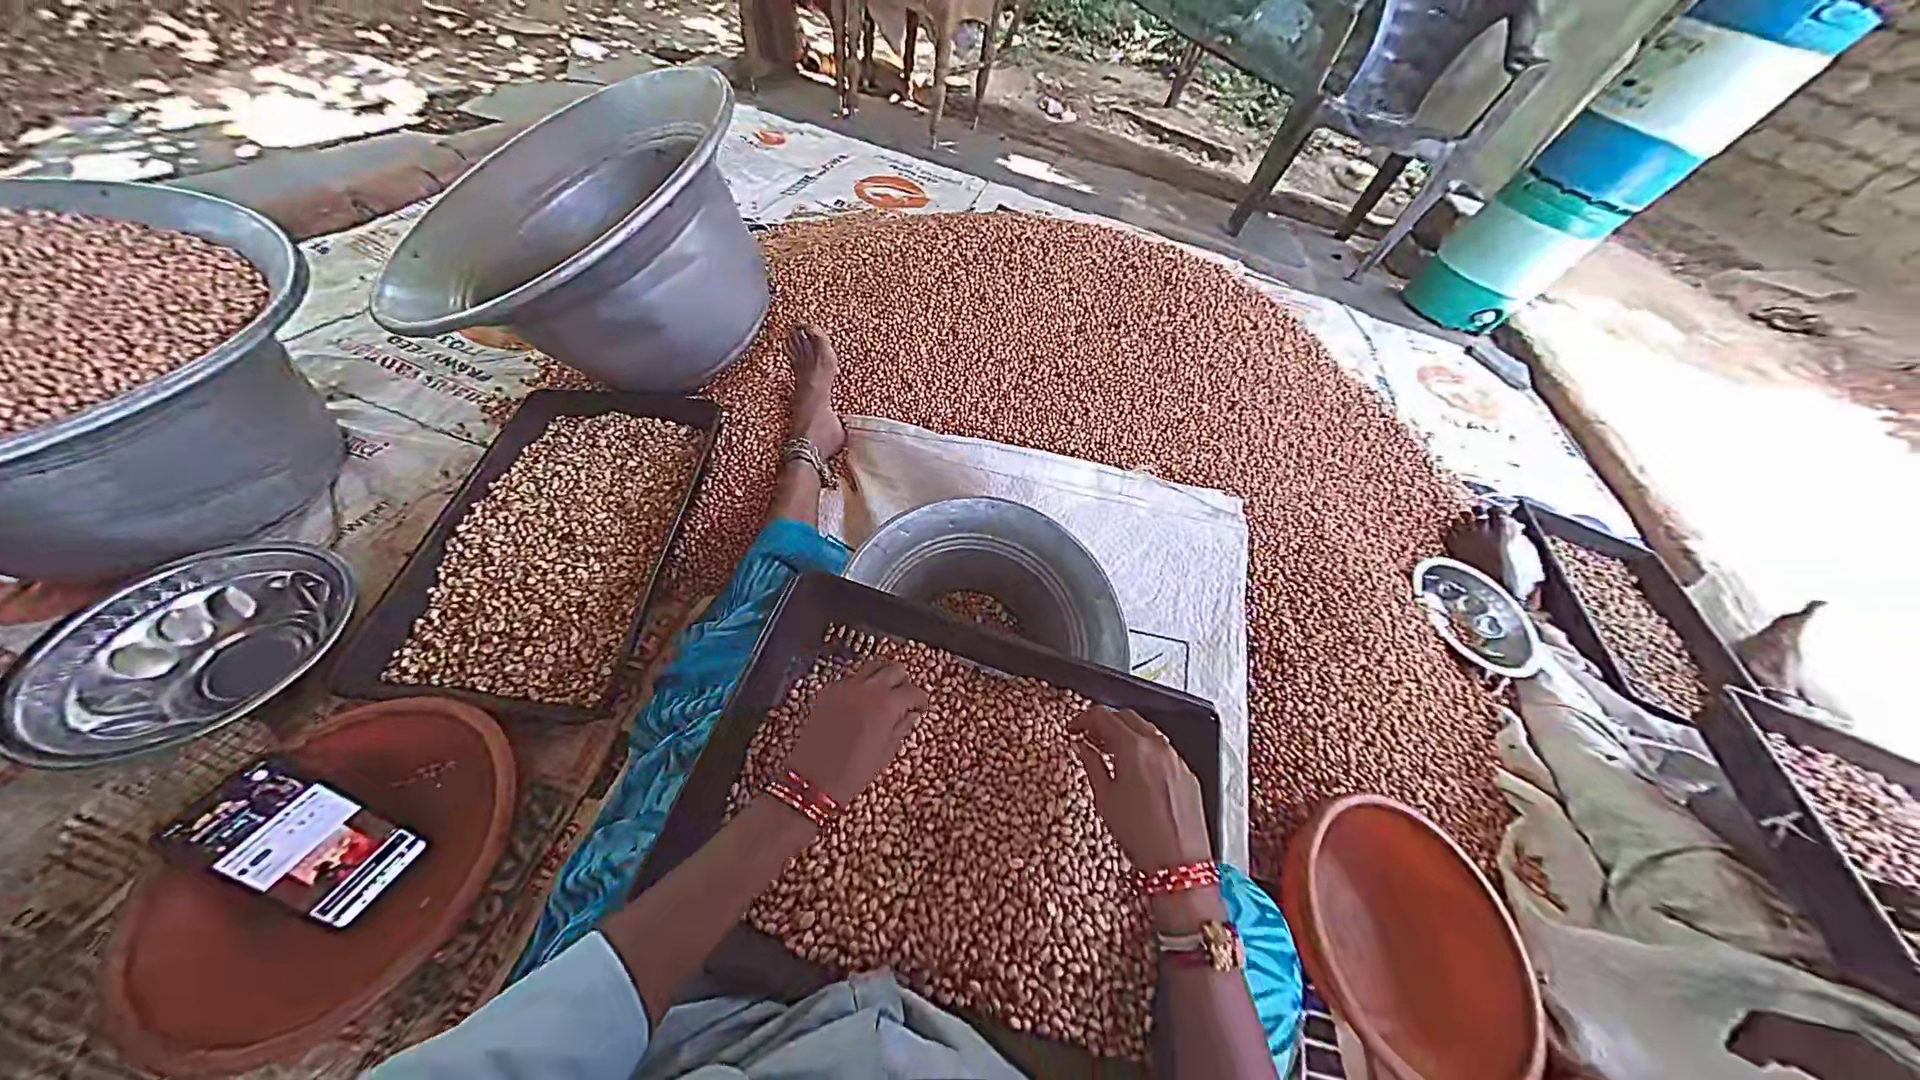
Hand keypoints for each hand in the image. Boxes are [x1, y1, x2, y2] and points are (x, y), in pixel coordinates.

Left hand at [784, 658, 928, 803]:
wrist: (814, 779)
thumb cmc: (854, 772)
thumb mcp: (886, 752)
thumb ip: (902, 727)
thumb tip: (912, 714)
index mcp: (887, 705)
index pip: (912, 691)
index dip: (920, 699)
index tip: (920, 707)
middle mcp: (868, 689)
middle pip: (894, 669)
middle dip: (903, 681)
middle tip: (904, 697)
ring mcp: (846, 687)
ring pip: (872, 666)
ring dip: (882, 676)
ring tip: (884, 693)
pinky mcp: (828, 691)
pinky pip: (851, 678)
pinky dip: (861, 684)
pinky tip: (861, 701)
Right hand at [1069, 705, 1209, 870]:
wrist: (1179, 864)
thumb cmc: (1140, 835)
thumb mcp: (1104, 798)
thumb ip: (1092, 764)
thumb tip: (1083, 747)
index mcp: (1133, 747)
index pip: (1103, 716)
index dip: (1083, 718)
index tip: (1074, 728)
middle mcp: (1157, 746)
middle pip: (1126, 716)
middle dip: (1104, 721)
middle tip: (1088, 735)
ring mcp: (1175, 758)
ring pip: (1146, 729)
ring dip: (1125, 732)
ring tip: (1109, 750)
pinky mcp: (1187, 772)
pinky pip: (1162, 748)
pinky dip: (1144, 747)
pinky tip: (1134, 766)